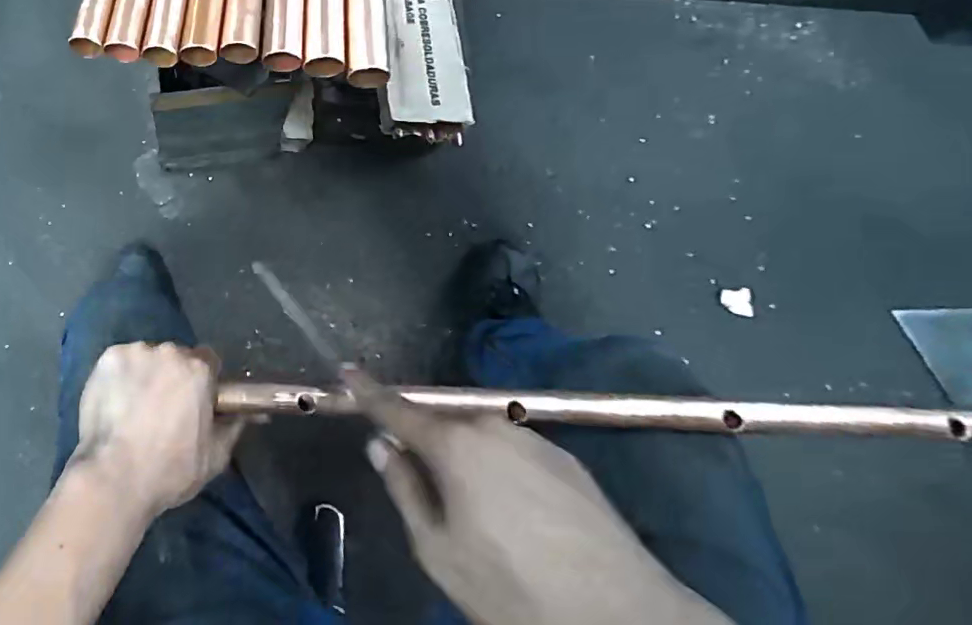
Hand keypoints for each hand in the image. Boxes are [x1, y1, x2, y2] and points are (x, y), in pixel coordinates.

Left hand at [71, 342, 244, 517]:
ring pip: (146, 358)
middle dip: (172, 376)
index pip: (208, 360)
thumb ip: (231, 428)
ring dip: (145, 375)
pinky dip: (119, 377)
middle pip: (176, 357)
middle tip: (162, 408)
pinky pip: (120, 363)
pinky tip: (114, 402)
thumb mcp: (214, 457)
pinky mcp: (108, 359)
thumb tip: (244, 414)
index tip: (194, 399)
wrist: (114, 479)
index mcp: (199, 370)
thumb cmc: (169, 471)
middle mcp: (170, 352)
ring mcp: (137, 353)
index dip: (202, 379)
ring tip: (133, 408)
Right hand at [352, 372, 727, 624]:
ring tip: (482, 516)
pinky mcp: (567, 458)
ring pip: (482, 438)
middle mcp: (491, 426)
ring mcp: (533, 438)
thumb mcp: (440, 552)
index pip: (398, 409)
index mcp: (454, 446)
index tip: (346, 370)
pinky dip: (502, 470)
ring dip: (468, 459)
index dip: (368, 391)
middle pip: (443, 424)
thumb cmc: (515, 590)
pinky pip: (515, 452)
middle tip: (427, 489)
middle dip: (427, 442)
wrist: (625, 618)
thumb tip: (381, 445)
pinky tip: (520, 517)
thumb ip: (404, 489)